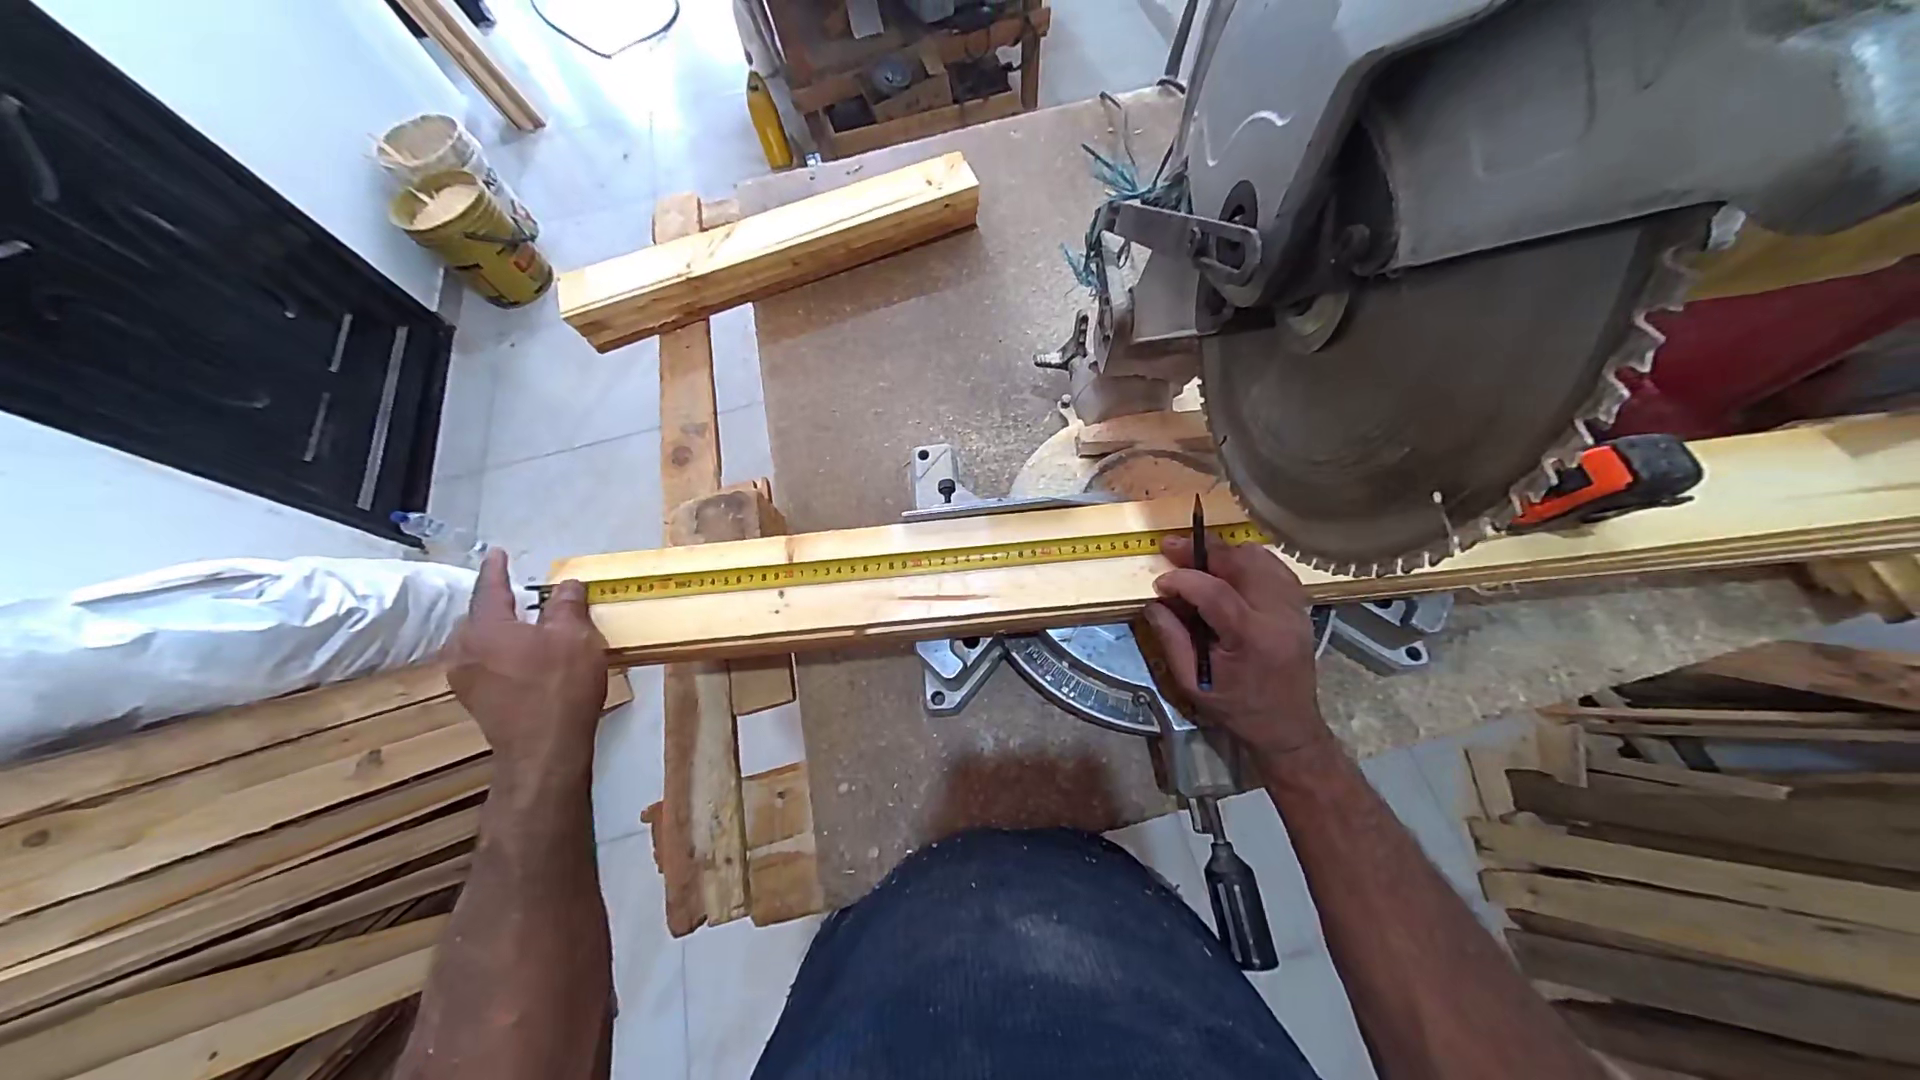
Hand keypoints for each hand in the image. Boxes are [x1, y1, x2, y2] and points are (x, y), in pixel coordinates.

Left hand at [444, 550, 608, 779]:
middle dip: (496, 603)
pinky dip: (501, 651)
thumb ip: (567, 605)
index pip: (489, 588)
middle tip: (518, 593)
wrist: (545, 748)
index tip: (497, 553)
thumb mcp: (575, 637)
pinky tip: (522, 657)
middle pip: (478, 616)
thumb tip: (565, 584)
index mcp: (485, 628)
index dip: (496, 569)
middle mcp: (465, 649)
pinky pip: (484, 662)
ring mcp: (465, 679)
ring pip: (479, 642)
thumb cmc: (560, 684)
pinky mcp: (476, 700)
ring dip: (499, 630)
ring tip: (523, 625)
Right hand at [1142, 535, 1329, 760]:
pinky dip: (1248, 561)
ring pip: (1260, 558)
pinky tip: (1228, 567)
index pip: (1214, 591)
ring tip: (1197, 557)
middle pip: (1241, 562)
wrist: (1287, 728)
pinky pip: (1275, 567)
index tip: (1160, 584)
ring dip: (1225, 552)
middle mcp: (1278, 615)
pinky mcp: (1299, 607)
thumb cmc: (1237, 709)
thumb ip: (1172, 639)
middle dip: (1201, 551)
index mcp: (1252, 638)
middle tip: (1172, 548)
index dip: (1182, 580)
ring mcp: (1294, 608)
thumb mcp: (1192, 683)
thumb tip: (1154, 604)